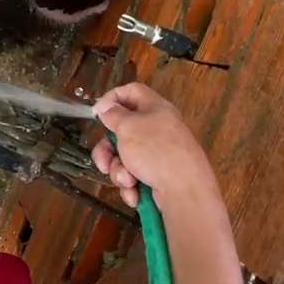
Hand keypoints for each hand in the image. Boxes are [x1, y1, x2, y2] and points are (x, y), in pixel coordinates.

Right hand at [90, 83, 219, 209]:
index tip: (97, 113)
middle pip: (122, 130)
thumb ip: (113, 114)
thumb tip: (104, 106)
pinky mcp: (159, 175)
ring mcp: (159, 153)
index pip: (131, 91)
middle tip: (103, 162)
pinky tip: (135, 192)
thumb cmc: (155, 151)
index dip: (112, 98)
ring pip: (125, 157)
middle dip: (108, 150)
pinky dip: (131, 184)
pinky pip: (135, 174)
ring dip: (119, 170)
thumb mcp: (128, 127)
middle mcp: (157, 128)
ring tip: (126, 180)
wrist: (185, 192)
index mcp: (155, 108)